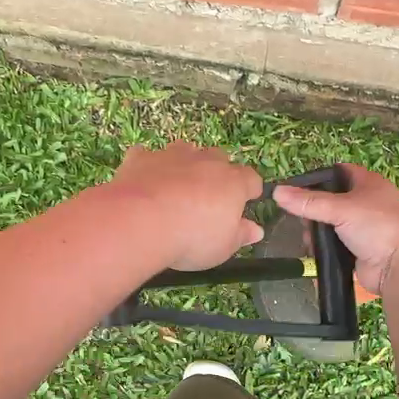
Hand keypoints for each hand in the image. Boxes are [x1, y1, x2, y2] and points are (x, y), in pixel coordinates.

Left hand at [109, 142, 264, 270]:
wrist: (141, 222)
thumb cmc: (192, 238)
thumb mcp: (223, 247)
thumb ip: (240, 236)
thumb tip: (256, 231)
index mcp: (232, 182)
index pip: (251, 179)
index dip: (250, 189)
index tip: (248, 199)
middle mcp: (205, 161)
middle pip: (219, 158)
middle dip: (217, 172)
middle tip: (209, 196)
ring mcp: (172, 156)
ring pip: (185, 150)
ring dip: (185, 164)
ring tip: (178, 185)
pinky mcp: (142, 159)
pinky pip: (147, 156)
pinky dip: (148, 166)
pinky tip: (144, 181)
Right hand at [273, 163, 398, 295]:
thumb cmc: (377, 226)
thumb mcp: (341, 208)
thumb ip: (308, 202)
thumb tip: (277, 192)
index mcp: (369, 183)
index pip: (339, 172)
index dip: (318, 177)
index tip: (296, 188)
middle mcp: (367, 203)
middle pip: (332, 201)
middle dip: (313, 210)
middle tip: (299, 218)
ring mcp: (363, 228)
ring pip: (331, 225)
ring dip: (317, 231)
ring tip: (306, 238)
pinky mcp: (358, 250)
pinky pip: (335, 245)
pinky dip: (324, 248)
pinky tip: (313, 251)